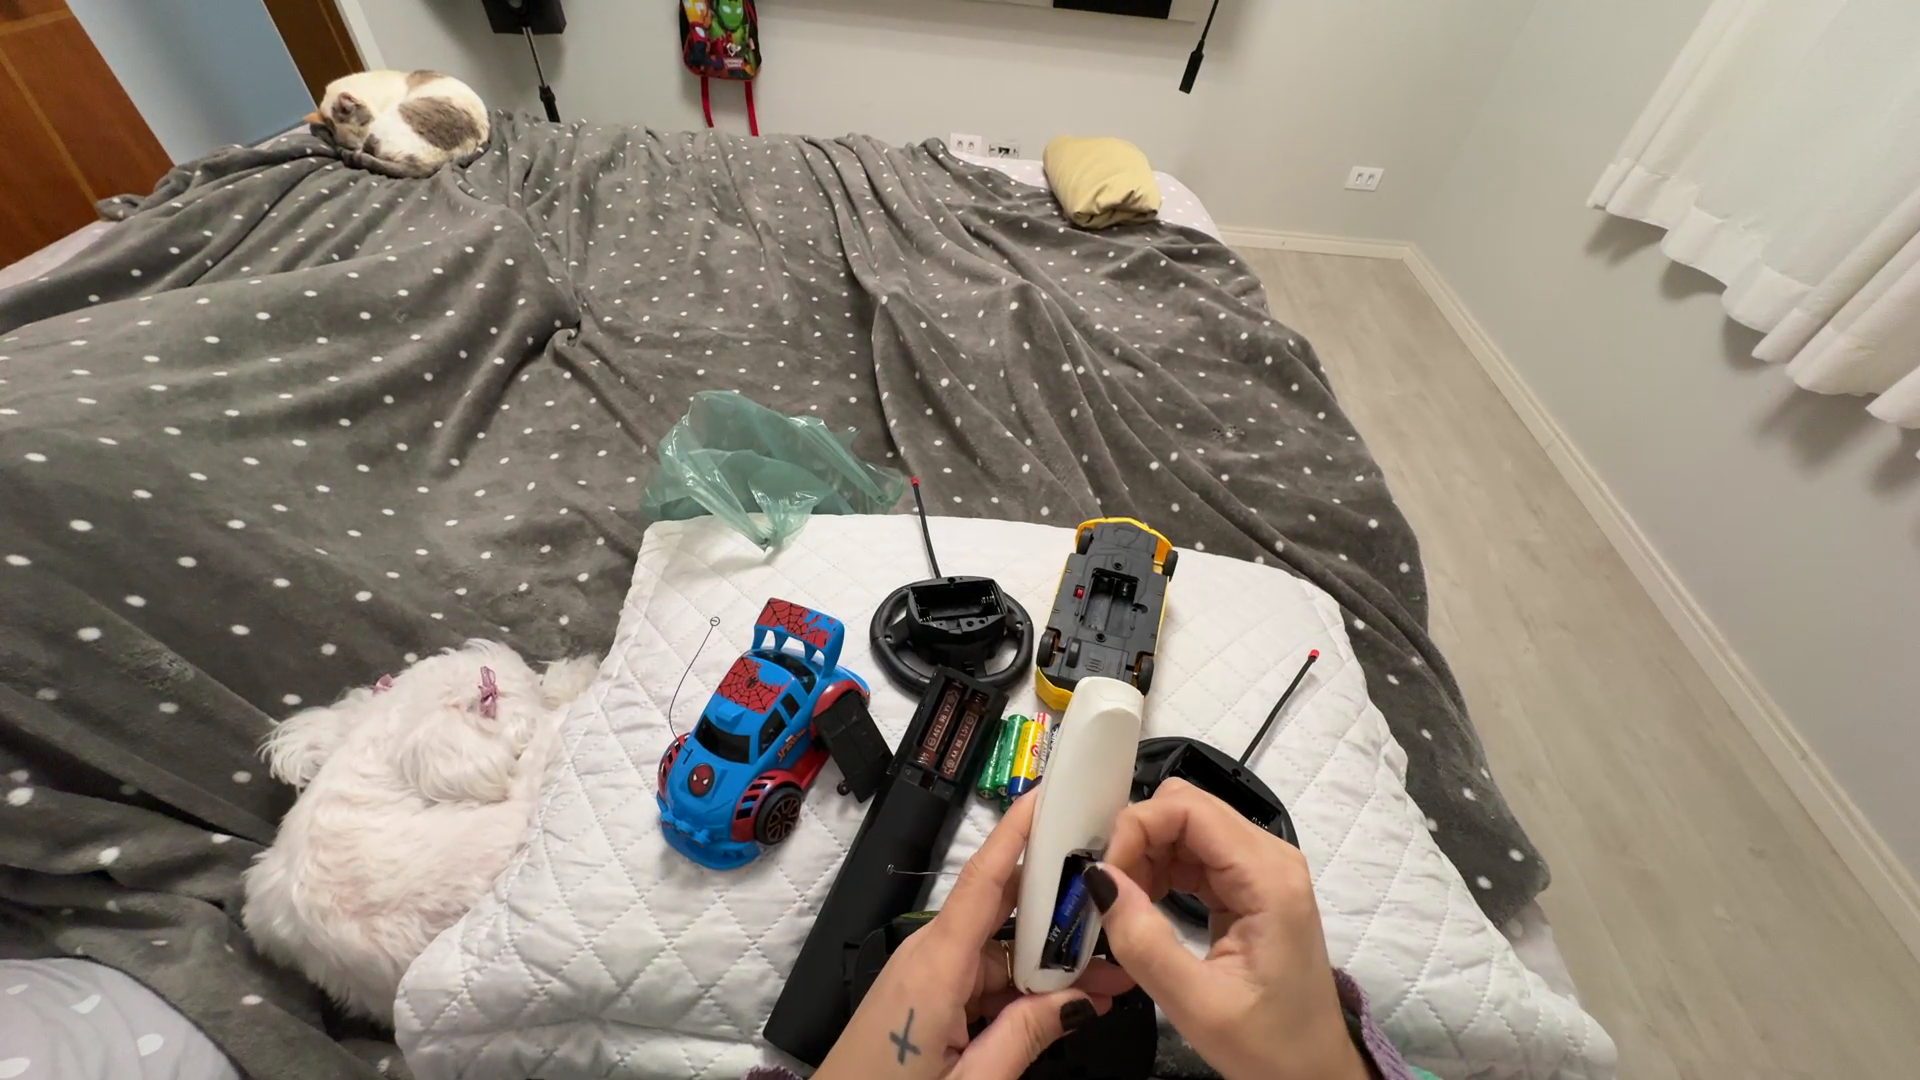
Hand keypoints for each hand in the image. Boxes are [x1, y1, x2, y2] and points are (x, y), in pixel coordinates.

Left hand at [814, 794, 1132, 1079]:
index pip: (984, 878)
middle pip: (1002, 908)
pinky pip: (984, 976)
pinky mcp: (927, 993)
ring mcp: (928, 972)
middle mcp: (931, 952)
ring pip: (1000, 948)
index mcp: (937, 964)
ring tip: (1111, 970)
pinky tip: (1066, 998)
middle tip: (1115, 895)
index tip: (1049, 793)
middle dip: (1058, 902)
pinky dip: (1024, 984)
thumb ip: (1025, 1036)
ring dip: (1049, 957)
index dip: (1016, 830)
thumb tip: (1082, 998)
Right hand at [1086, 779, 1370, 1079]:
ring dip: (1145, 853)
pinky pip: (1190, 846)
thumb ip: (1144, 942)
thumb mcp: (1198, 1006)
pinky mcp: (1246, 877)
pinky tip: (1149, 902)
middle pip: (1184, 806)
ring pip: (1182, 822)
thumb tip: (1098, 879)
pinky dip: (1159, 866)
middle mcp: (1268, 854)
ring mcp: (1259, 863)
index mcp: (1267, 876)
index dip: (1137, 828)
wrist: (1316, 1075)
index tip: (1108, 876)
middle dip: (1139, 839)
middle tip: (1116, 892)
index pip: (1187, 807)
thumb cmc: (1270, 1049)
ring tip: (1131, 904)